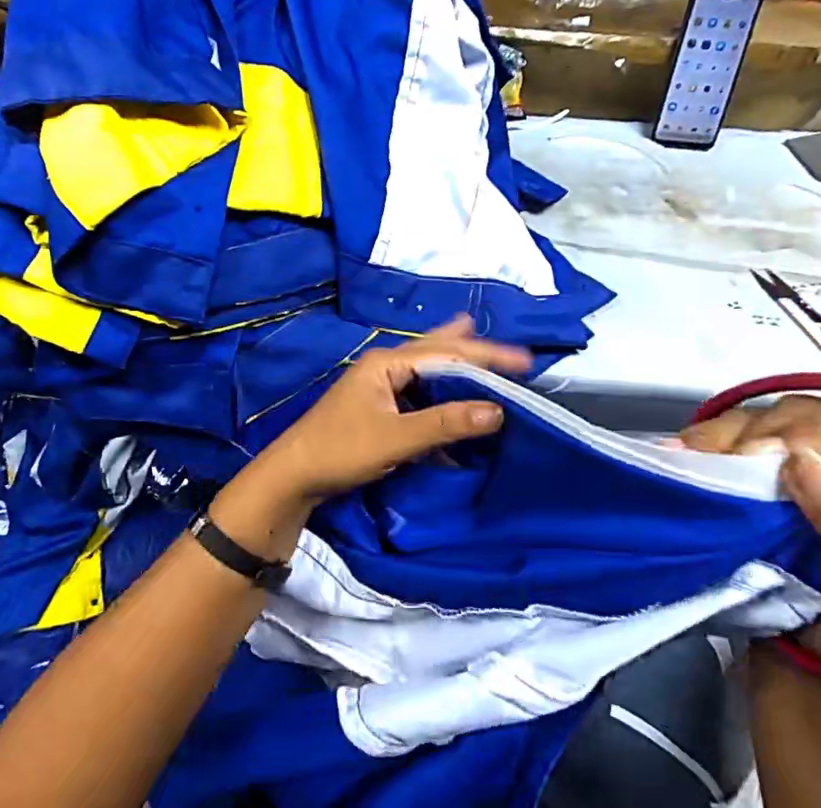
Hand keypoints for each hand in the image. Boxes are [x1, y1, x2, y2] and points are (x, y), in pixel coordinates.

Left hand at [254, 315, 532, 505]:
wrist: (295, 474)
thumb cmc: (342, 450)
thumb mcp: (396, 438)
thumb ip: (445, 423)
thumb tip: (497, 411)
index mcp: (386, 364)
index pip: (445, 354)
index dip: (487, 358)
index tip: (525, 362)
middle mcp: (383, 367)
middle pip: (435, 352)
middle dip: (472, 351)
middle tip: (510, 351)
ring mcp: (378, 387)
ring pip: (425, 371)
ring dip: (454, 365)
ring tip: (478, 347)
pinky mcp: (377, 408)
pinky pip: (417, 394)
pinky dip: (440, 394)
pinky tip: (453, 397)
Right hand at [682, 396, 820, 679]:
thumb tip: (808, 461)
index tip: (785, 459)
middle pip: (815, 415)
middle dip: (766, 436)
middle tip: (732, 471)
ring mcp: (811, 469)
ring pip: (763, 421)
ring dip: (722, 439)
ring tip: (696, 466)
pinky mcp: (760, 478)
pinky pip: (725, 440)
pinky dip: (697, 445)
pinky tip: (678, 457)